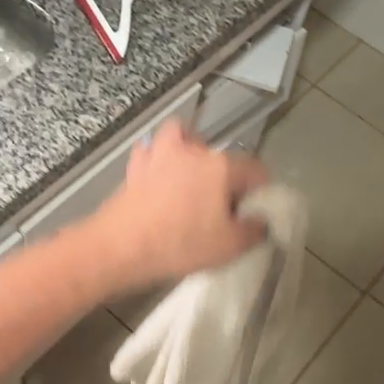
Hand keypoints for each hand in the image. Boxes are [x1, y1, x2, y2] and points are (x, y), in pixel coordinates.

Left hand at [86, 120, 270, 292]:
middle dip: (226, 173)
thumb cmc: (181, 244)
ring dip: (187, 149)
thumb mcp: (230, 247)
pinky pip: (150, 152)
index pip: (254, 169)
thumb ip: (254, 231)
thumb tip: (261, 222)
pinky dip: (156, 159)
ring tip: (188, 174)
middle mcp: (192, 152)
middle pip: (219, 154)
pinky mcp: (134, 166)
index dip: (261, 189)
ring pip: (179, 137)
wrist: (121, 246)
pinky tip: (157, 175)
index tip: (256, 209)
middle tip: (222, 202)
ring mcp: (160, 155)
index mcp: (220, 167)